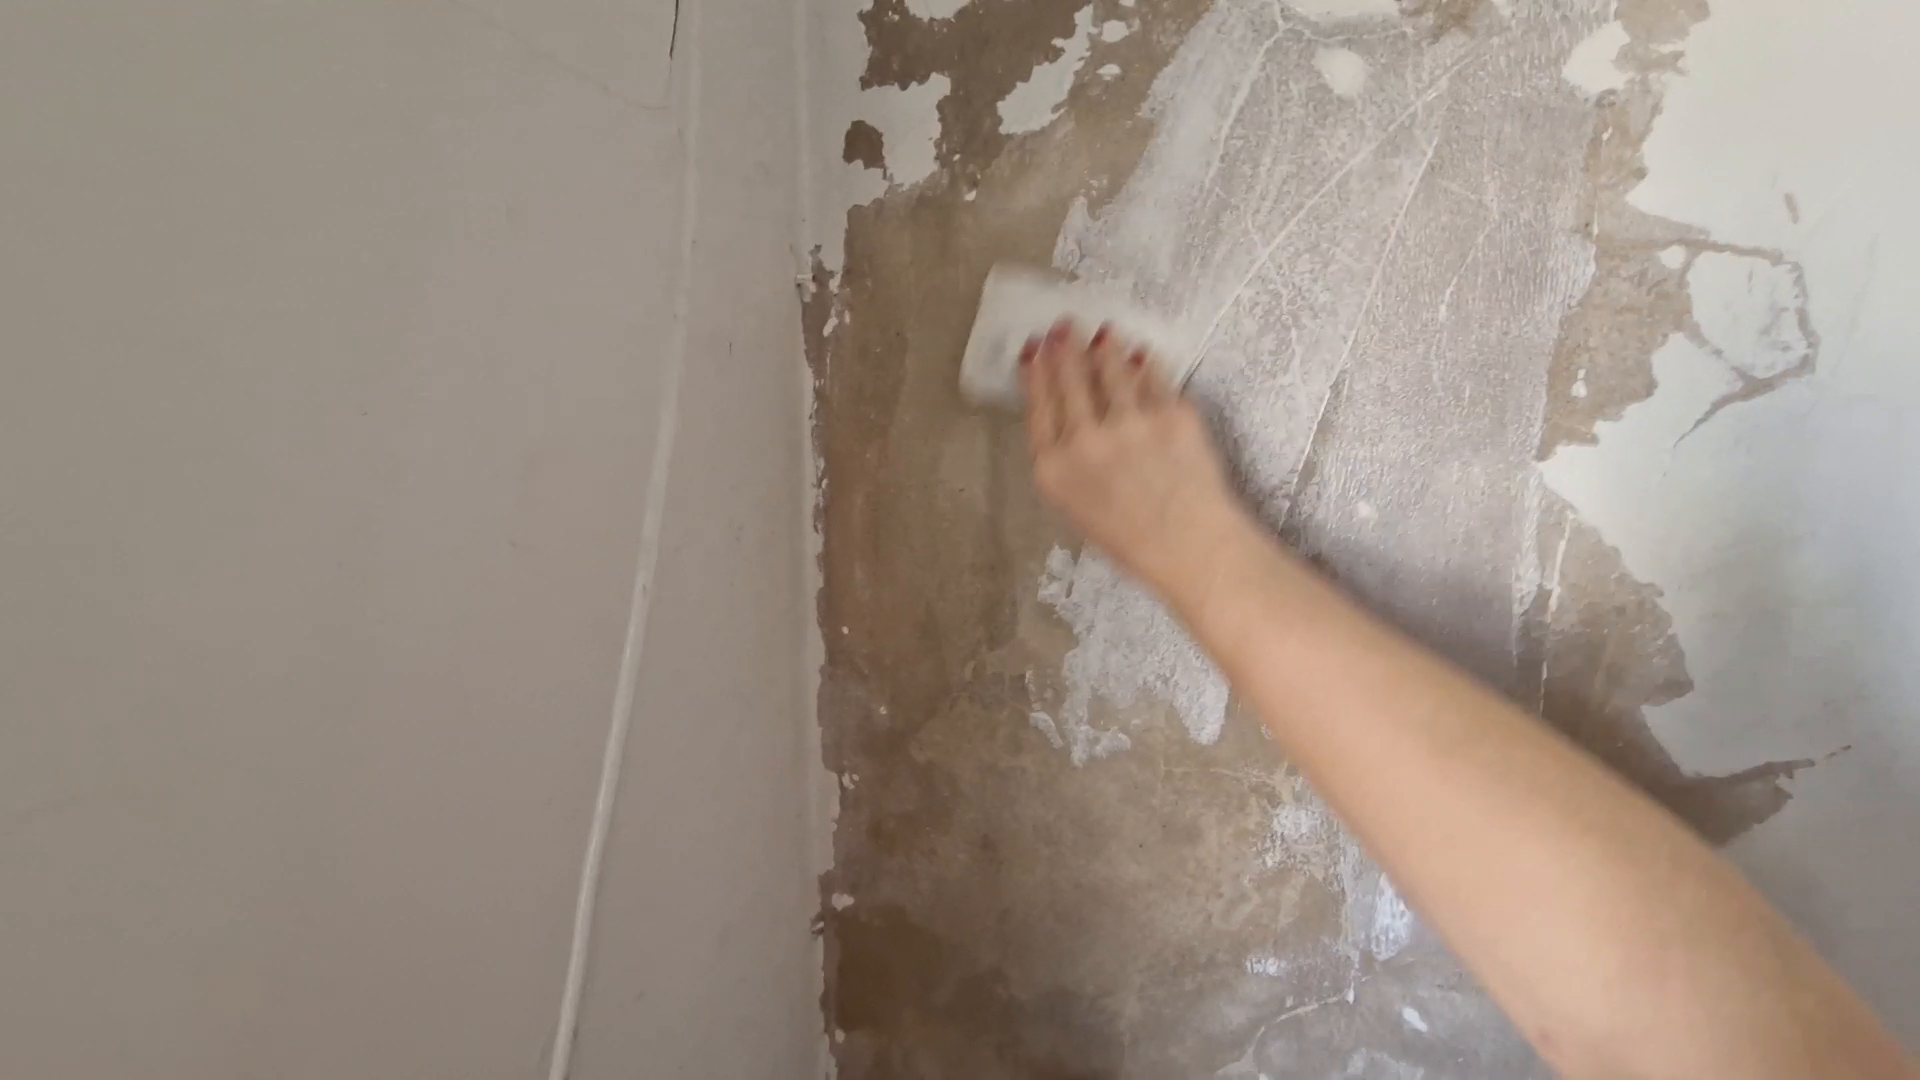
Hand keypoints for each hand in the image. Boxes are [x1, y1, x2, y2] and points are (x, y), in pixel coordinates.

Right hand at [1021, 319, 1248, 603]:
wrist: (1192, 549)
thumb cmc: (1130, 541)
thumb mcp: (1076, 508)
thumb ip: (1066, 463)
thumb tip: (1071, 417)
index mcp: (1054, 470)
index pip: (1038, 406)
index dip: (1034, 373)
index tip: (1034, 350)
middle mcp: (1084, 441)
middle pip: (1069, 380)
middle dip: (1064, 348)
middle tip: (1064, 327)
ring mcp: (1129, 424)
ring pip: (1110, 369)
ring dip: (1104, 347)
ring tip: (1103, 333)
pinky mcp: (1171, 413)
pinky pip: (1154, 378)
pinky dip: (1144, 364)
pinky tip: (1140, 354)